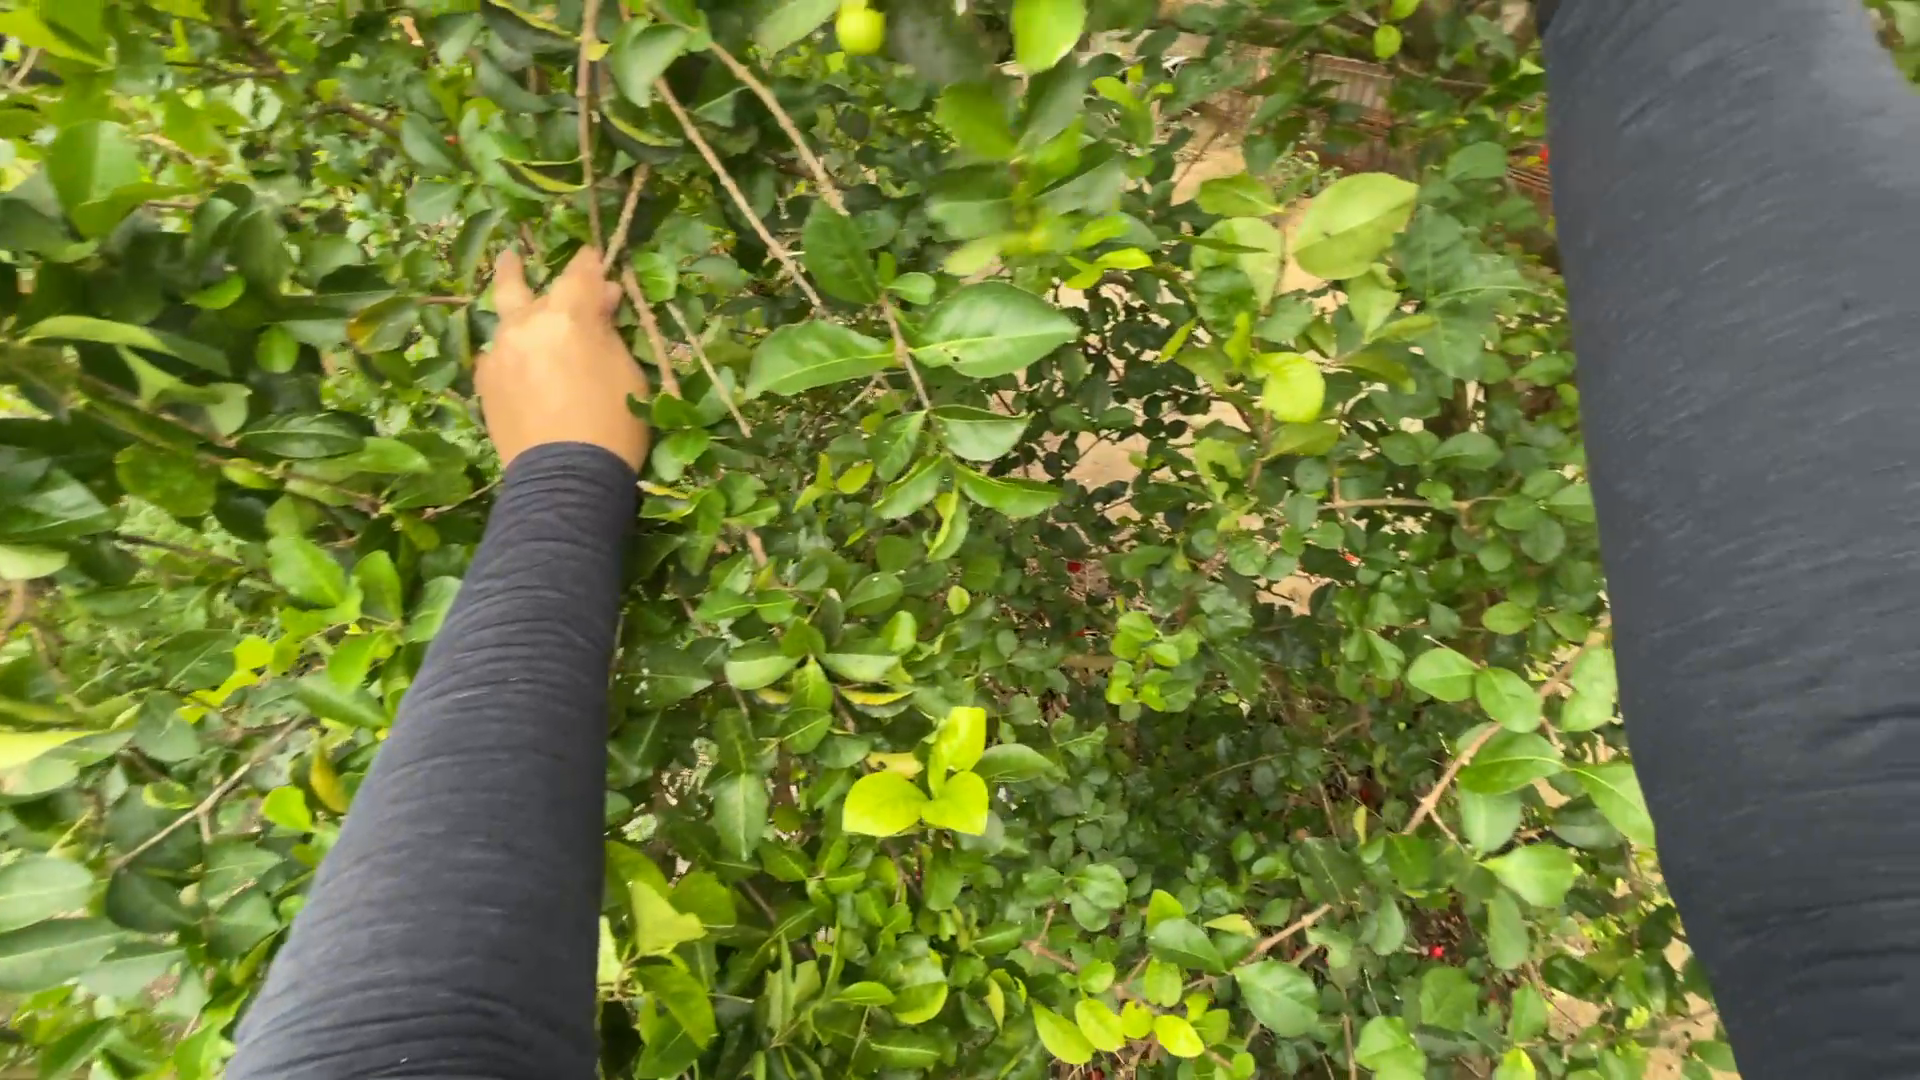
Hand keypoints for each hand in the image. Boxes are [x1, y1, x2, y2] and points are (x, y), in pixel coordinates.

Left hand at [477, 246, 650, 469]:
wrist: (567, 476)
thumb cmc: (614, 426)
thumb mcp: (629, 376)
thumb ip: (610, 334)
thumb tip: (602, 303)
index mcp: (568, 318)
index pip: (580, 274)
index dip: (590, 263)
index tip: (595, 257)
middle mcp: (525, 324)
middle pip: (517, 283)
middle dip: (519, 267)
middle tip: (514, 255)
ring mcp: (499, 352)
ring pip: (502, 320)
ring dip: (514, 314)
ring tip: (517, 315)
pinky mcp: (485, 382)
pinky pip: (496, 354)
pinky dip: (510, 352)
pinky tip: (520, 365)